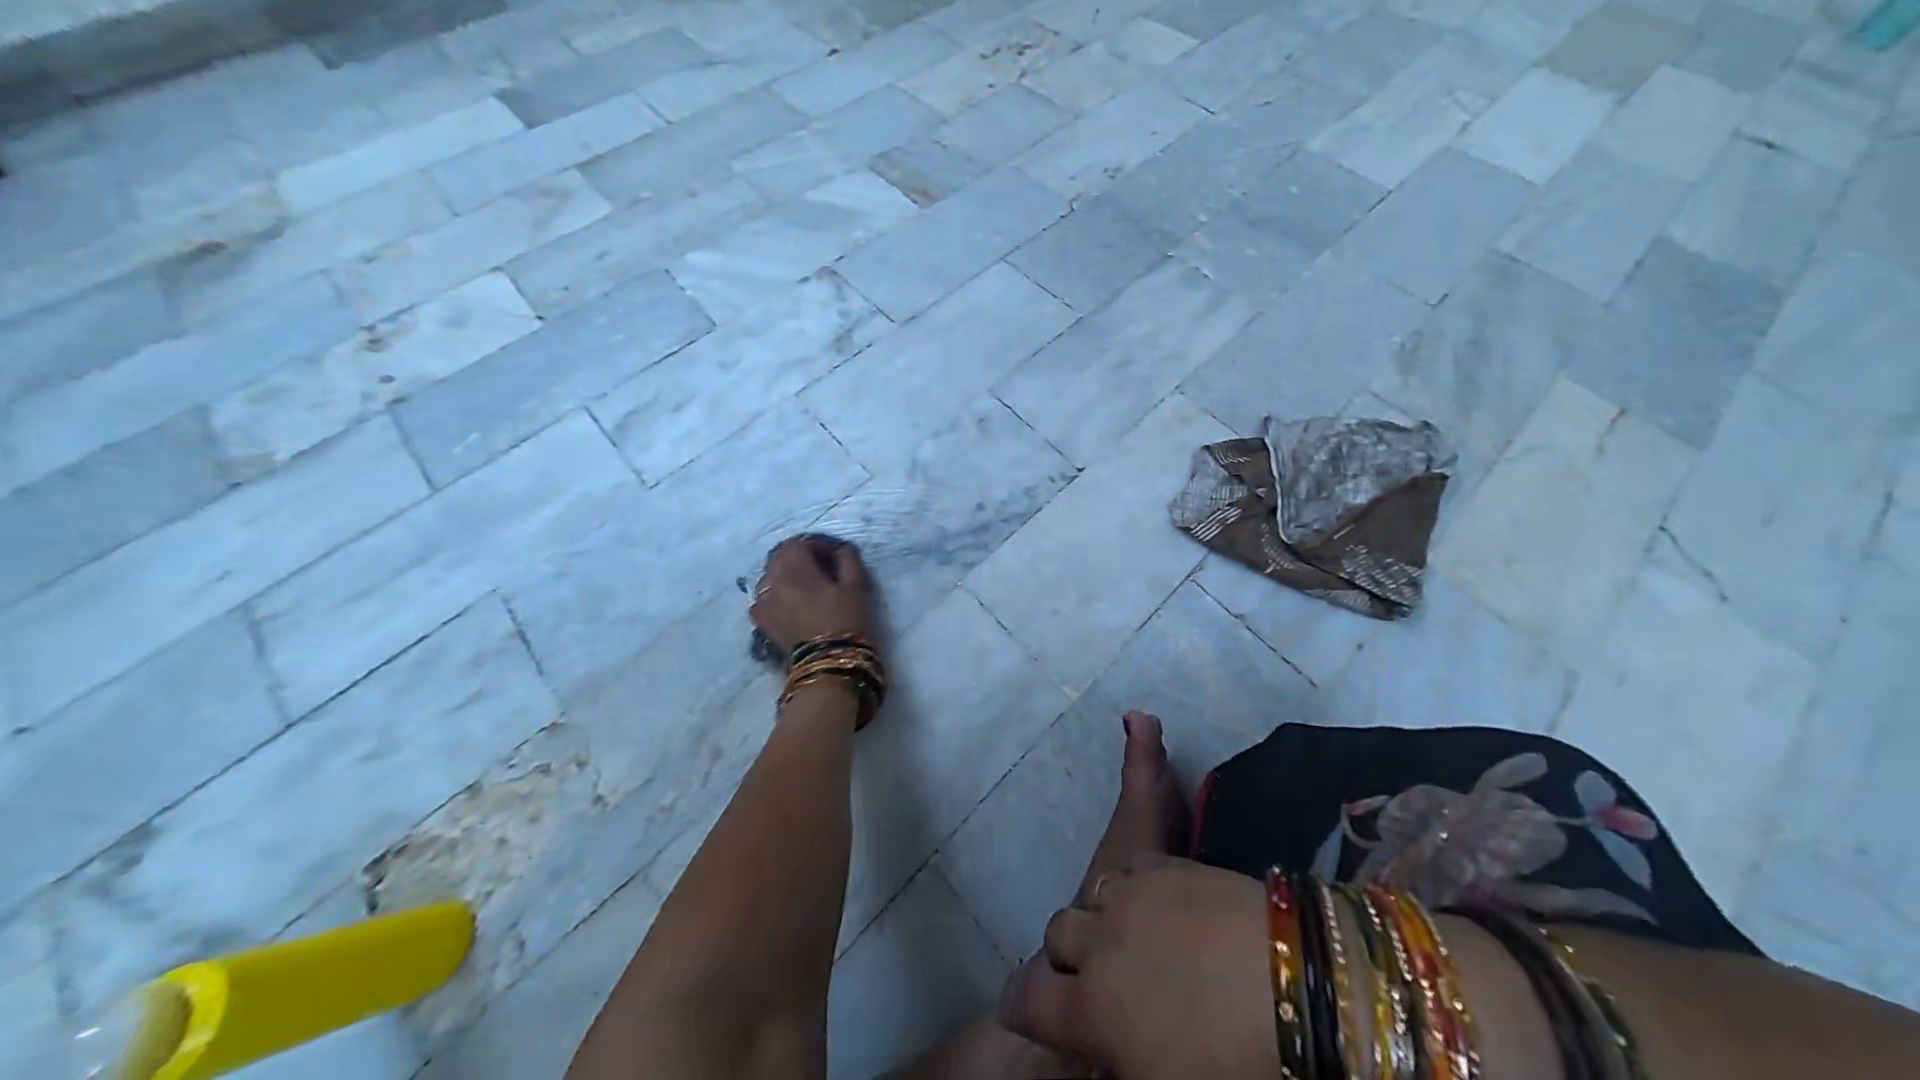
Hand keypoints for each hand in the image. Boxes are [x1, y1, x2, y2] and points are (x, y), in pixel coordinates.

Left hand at [749, 536, 874, 654]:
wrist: (826, 661)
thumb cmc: (844, 618)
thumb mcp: (856, 584)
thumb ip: (847, 559)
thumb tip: (841, 550)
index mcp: (793, 565)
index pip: (801, 543)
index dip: (820, 546)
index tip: (836, 558)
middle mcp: (771, 577)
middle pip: (781, 556)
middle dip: (801, 558)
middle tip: (821, 570)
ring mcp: (761, 599)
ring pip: (772, 576)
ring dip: (788, 575)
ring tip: (806, 588)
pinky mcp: (760, 619)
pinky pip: (765, 597)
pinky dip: (777, 595)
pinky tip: (791, 605)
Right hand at [1000, 855, 1280, 1079]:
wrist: (1300, 985)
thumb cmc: (1235, 1063)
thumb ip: (1114, 1064)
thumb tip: (1099, 1055)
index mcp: (1090, 1009)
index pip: (1024, 998)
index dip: (1024, 1005)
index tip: (1035, 1010)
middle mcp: (1097, 943)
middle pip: (1055, 934)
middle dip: (1069, 956)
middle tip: (1102, 977)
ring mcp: (1129, 898)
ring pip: (1091, 896)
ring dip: (1104, 919)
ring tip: (1138, 939)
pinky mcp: (1163, 864)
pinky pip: (1128, 871)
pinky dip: (1135, 890)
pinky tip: (1166, 907)